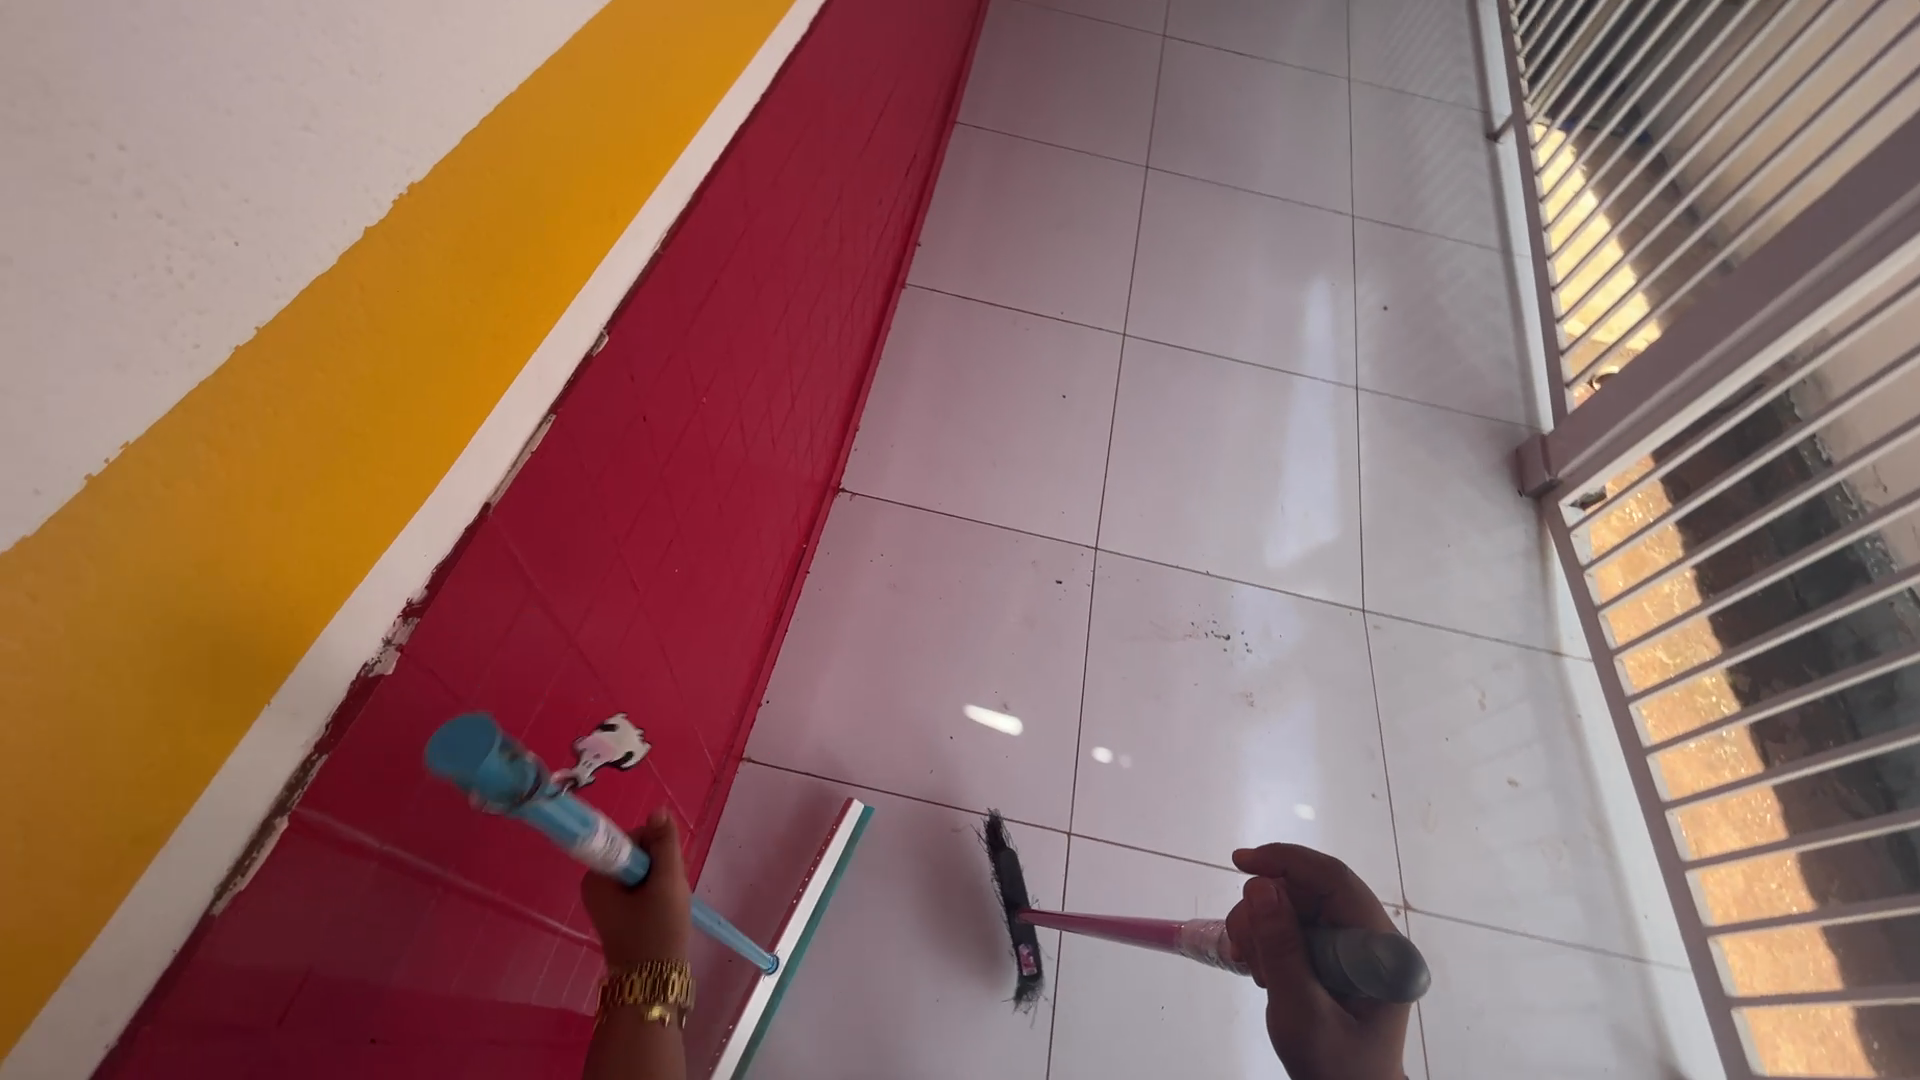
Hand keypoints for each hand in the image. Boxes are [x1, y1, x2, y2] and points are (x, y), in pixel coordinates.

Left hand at [581, 809, 692, 965]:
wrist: (653, 983)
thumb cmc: (657, 931)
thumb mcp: (667, 883)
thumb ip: (665, 843)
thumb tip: (658, 810)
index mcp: (598, 876)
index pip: (633, 837)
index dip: (658, 848)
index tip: (669, 872)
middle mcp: (597, 883)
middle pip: (639, 852)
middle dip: (662, 865)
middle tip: (672, 891)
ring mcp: (608, 898)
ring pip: (644, 868)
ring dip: (663, 879)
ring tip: (670, 903)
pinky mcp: (620, 909)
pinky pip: (643, 885)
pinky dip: (659, 892)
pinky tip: (666, 908)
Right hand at [1225, 844, 1409, 1079]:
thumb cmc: (1333, 1068)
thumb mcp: (1301, 1012)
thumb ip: (1281, 948)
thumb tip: (1260, 885)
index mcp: (1382, 950)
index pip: (1335, 880)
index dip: (1287, 861)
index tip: (1240, 862)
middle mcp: (1371, 939)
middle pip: (1308, 890)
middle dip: (1265, 909)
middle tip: (1241, 946)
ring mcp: (1353, 946)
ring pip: (1294, 904)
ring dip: (1261, 927)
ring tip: (1254, 969)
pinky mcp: (1335, 955)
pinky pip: (1292, 923)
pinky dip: (1266, 937)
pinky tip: (1260, 967)